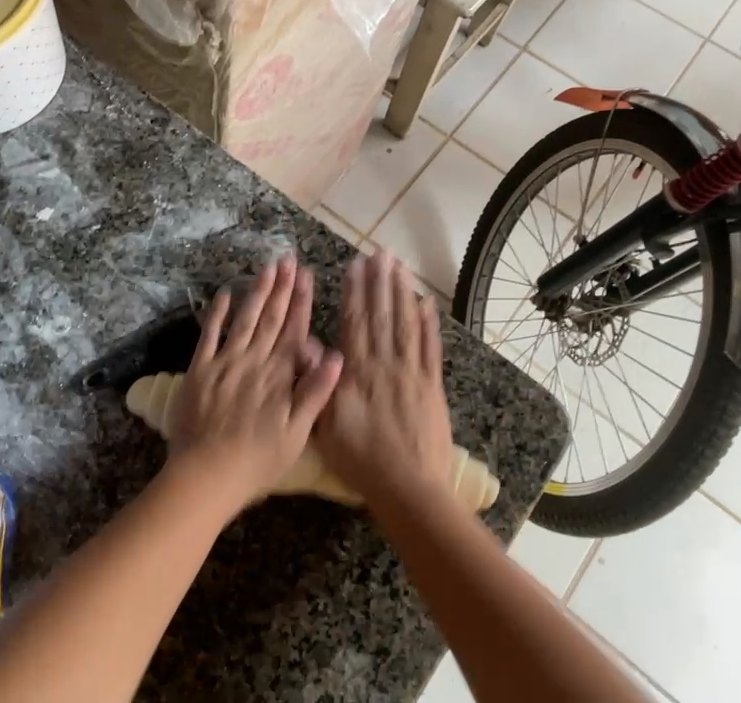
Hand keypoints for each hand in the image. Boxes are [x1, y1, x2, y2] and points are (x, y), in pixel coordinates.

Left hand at [166, 253, 343, 507]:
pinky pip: (209, 334)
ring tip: (266, 268)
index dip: (302, 301)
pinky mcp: (200, 370)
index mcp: (280, 375)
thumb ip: (316, 393)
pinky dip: (217, 313)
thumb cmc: (258, 459)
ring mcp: (225, 362)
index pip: (295, 330)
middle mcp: (254, 361)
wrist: (208, 472)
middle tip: (288, 259)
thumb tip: (338, 358)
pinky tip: (224, 293)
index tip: (308, 275)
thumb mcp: (298, 433)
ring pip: (245, 319)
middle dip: (282, 287)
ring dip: (256, 292)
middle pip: (271, 318)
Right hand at [314, 251, 455, 510]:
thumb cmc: (360, 461)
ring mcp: (412, 374)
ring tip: (399, 267)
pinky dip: (428, 324)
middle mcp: (385, 365)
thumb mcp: (325, 426)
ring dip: (402, 293)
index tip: (355, 266)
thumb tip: (308, 345)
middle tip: (380, 253)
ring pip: (406, 325)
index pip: (355, 323)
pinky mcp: (432, 387)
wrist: (408, 489)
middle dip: (379, 282)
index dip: (354, 293)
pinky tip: (426, 303)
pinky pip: (430, 349)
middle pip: (382, 315)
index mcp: (357, 373)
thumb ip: (319, 383)